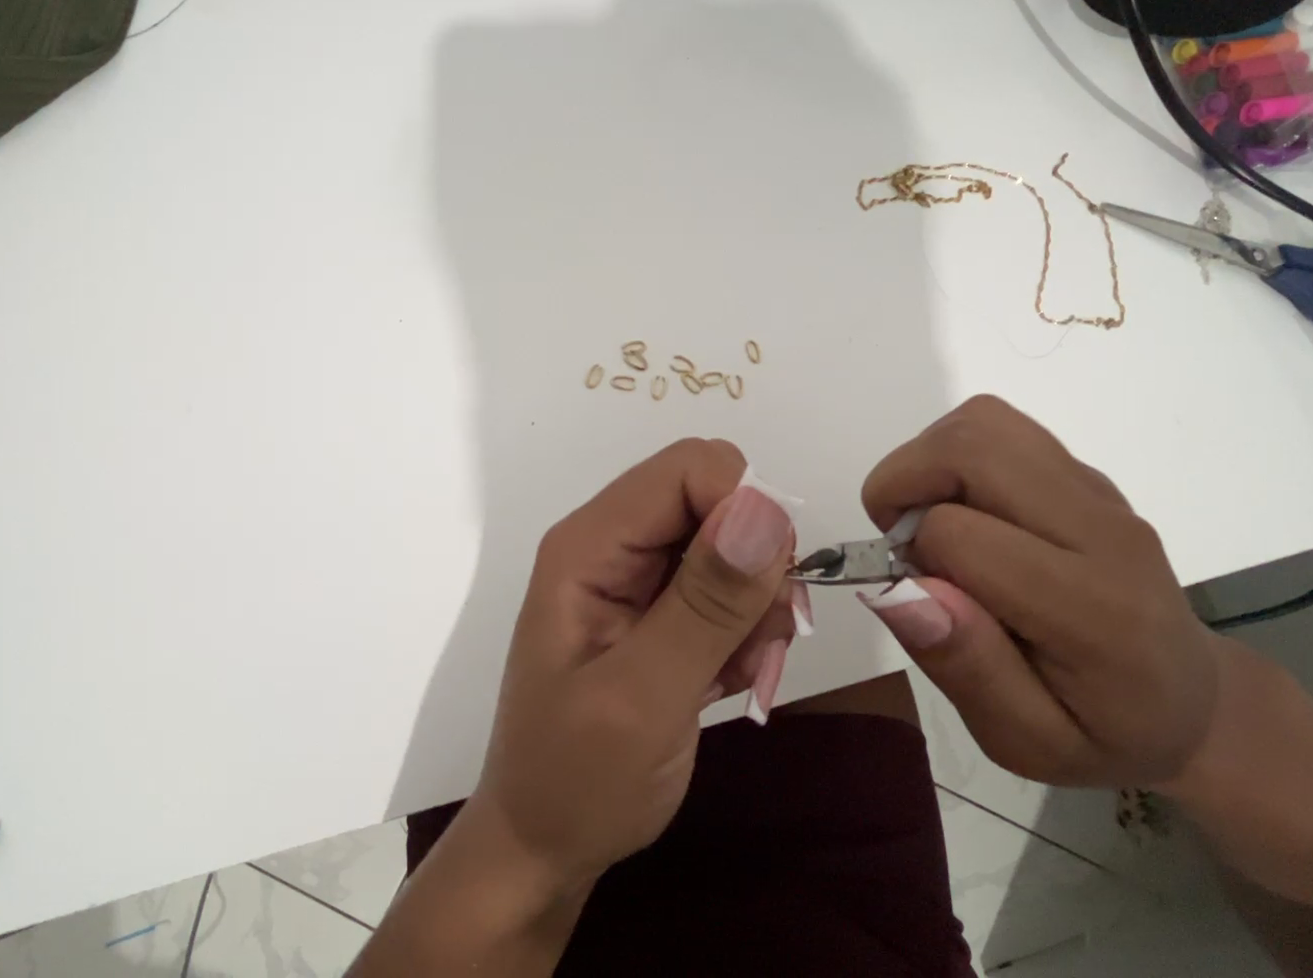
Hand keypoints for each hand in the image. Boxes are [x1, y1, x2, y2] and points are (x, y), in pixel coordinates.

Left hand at [464, 438, 798, 889]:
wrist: (547, 843)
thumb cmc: (577, 780)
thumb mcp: (642, 697)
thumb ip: (704, 605)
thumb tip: (765, 509)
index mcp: (589, 546)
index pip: (688, 469)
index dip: (742, 510)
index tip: (764, 587)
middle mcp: (612, 547)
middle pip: (716, 500)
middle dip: (756, 564)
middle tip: (754, 638)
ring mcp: (637, 581)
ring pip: (734, 546)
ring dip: (756, 605)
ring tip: (734, 669)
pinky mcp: (661, 614)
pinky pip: (729, 591)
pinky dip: (746, 631)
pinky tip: (725, 679)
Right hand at [856, 396, 1220, 787]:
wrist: (1189, 699)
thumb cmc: (1102, 732)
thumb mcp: (1027, 741)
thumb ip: (966, 668)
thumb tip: (898, 590)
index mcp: (1091, 609)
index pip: (960, 534)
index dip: (914, 561)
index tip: (920, 599)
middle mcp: (1101, 530)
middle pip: (973, 446)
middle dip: (904, 483)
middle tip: (902, 544)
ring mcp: (1098, 493)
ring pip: (984, 423)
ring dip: (927, 463)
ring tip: (928, 525)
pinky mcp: (1086, 476)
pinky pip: (1001, 432)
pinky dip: (955, 460)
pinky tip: (964, 517)